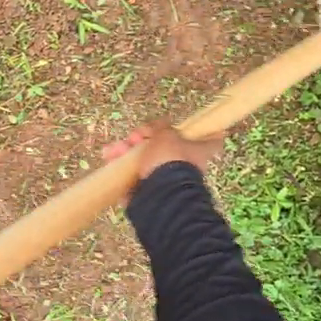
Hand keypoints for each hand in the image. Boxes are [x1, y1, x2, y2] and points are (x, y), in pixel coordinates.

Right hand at [101, 121, 223, 180]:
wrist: (159, 195)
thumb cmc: (168, 160)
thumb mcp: (165, 135)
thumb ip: (161, 127)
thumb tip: (159, 124)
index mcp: (198, 151)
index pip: (211, 138)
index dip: (201, 131)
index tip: (192, 126)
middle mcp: (185, 165)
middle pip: (163, 147)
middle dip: (141, 140)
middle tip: (130, 139)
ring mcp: (166, 179)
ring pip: (144, 160)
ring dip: (125, 152)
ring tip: (111, 151)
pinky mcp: (149, 192)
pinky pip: (133, 176)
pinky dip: (120, 168)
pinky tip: (109, 160)